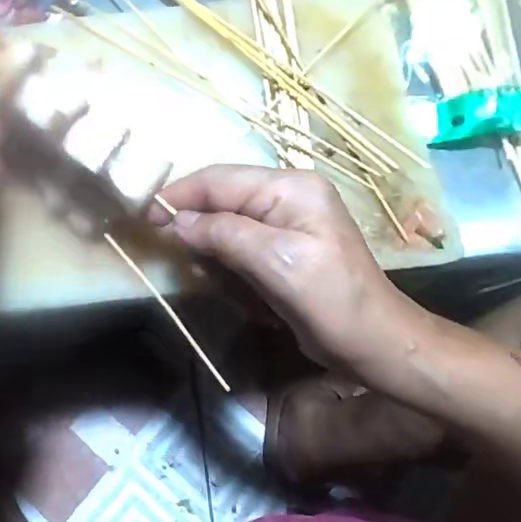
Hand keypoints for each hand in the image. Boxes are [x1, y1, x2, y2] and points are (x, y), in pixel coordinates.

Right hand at [149, 166, 423, 375]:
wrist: (374, 342)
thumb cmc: (331, 301)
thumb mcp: (276, 263)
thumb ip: (225, 234)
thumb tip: (179, 221)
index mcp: (290, 187)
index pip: (220, 179)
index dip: (180, 195)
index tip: (146, 218)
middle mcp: (288, 196)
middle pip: (221, 201)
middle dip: (203, 235)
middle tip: (199, 271)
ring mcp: (287, 222)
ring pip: (226, 228)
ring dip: (220, 261)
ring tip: (239, 291)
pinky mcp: (284, 248)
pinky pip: (241, 250)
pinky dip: (234, 273)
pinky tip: (251, 297)